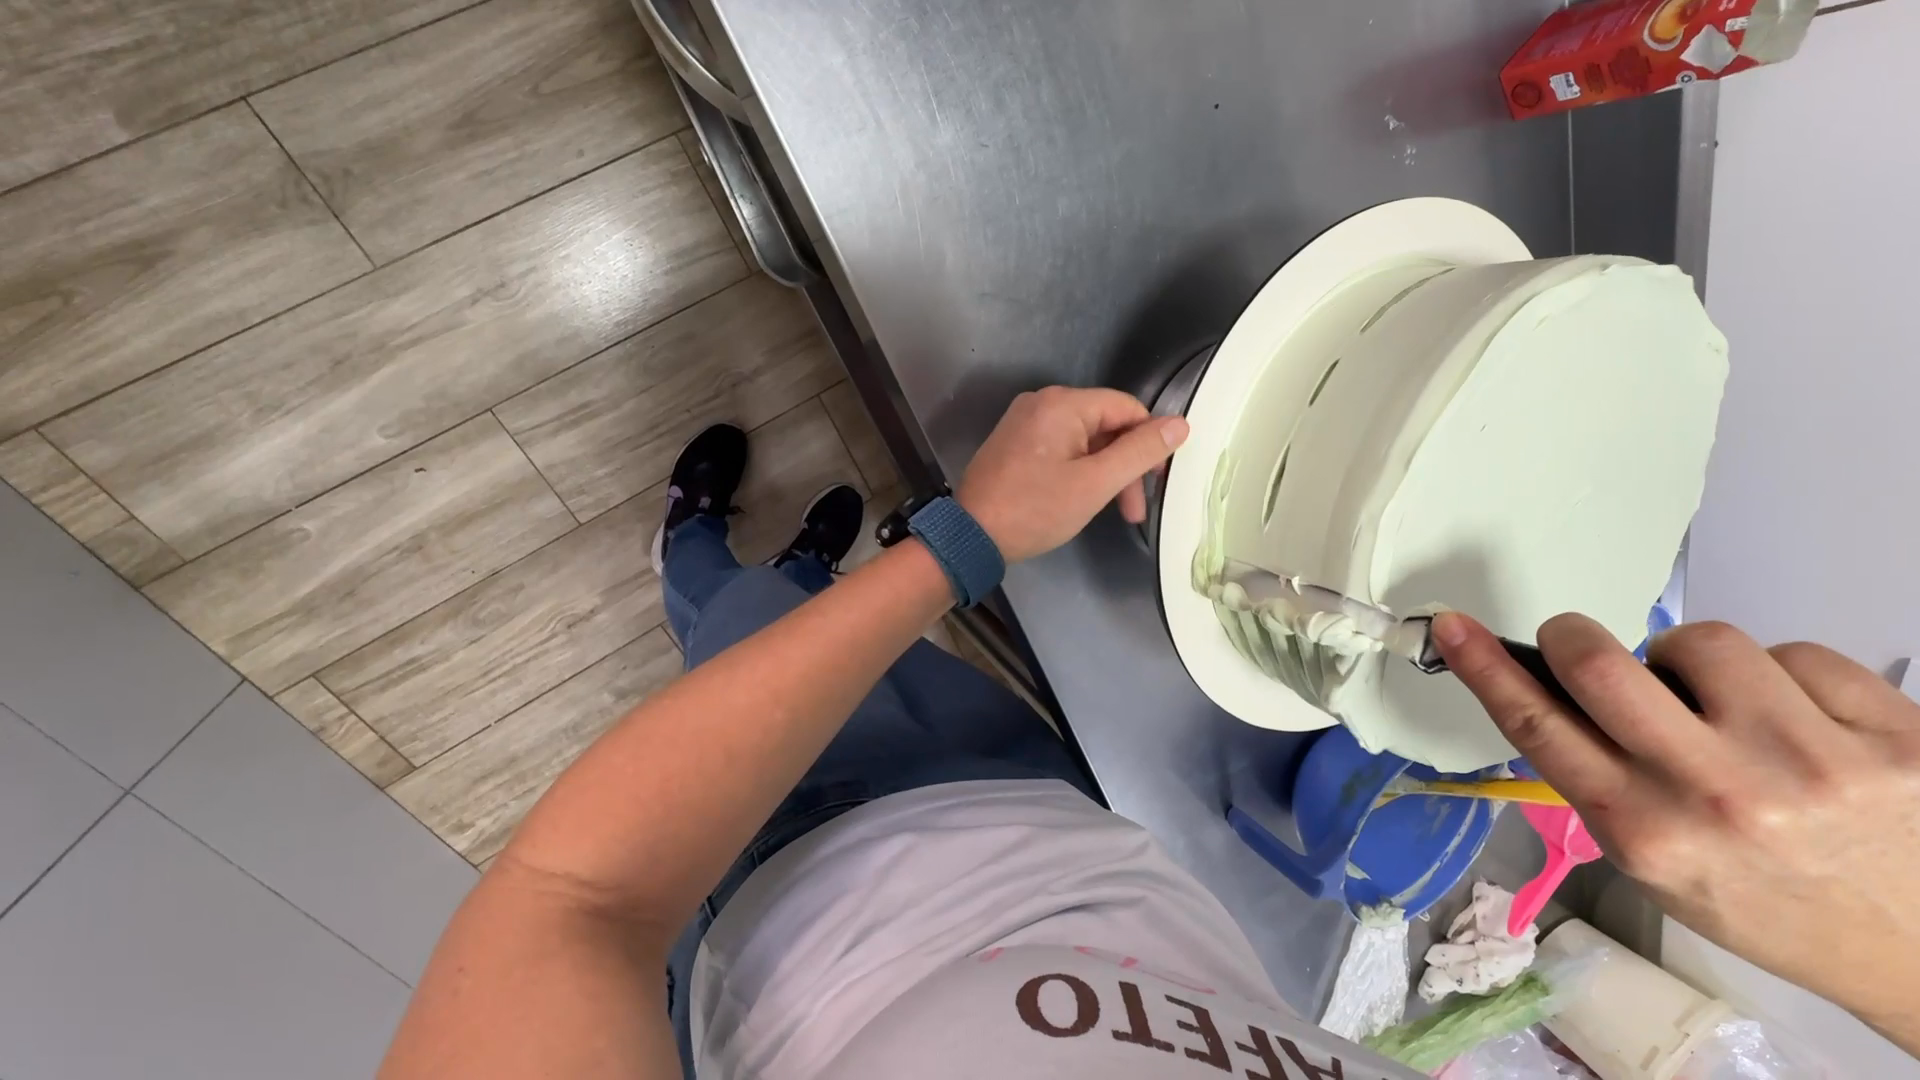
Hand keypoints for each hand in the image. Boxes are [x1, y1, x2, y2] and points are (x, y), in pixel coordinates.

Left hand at [956, 386, 1188, 562]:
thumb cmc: (1035, 510)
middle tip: (1134, 509)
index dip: (1150, 441)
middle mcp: (1042, 403)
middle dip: (1125, 466)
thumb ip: (1140, 452)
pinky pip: (1062, 449)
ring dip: (1104, 474)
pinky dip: (1080, 472)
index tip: (1157, 482)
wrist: (970, 535)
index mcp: (1063, 403)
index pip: (1127, 408)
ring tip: (1114, 512)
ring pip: (1085, 440)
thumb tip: (1181, 424)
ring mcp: (1025, 423)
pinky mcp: (1016, 444)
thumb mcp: (1095, 483)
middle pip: (1106, 424)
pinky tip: (1083, 500)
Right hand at [1433, 612, 1919, 1051]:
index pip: (1537, 727)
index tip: (1452, 625)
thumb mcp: (1653, 863)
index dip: (1485, 668)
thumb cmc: (1761, 903)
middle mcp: (1716, 794)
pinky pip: (1801, 652)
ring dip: (1691, 661)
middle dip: (1574, 636)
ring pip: (1705, 641)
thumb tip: (1554, 690)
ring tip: (1722, 702)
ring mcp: (1813, 762)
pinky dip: (1782, 674)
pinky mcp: (1897, 738)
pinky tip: (1799, 718)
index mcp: (1644, 831)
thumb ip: (1599, 778)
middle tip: (1580, 643)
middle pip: (1600, 666)